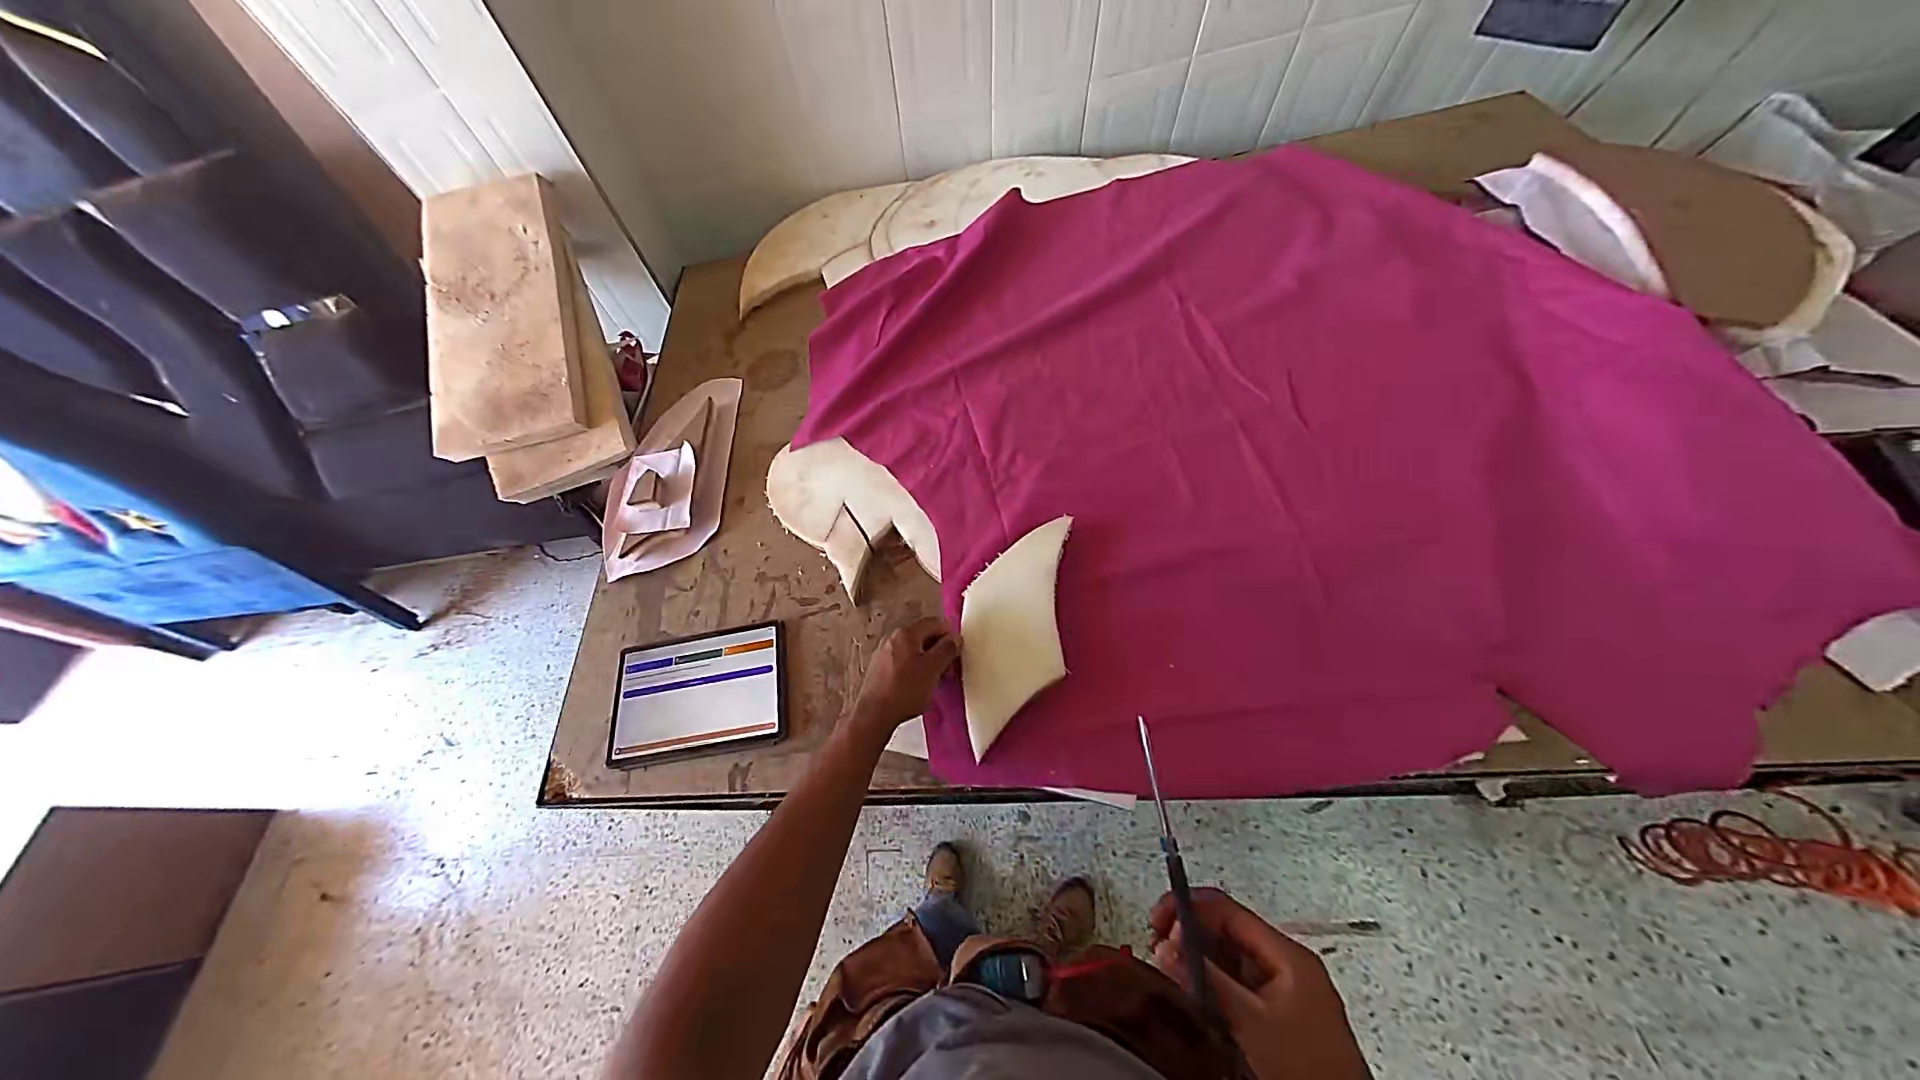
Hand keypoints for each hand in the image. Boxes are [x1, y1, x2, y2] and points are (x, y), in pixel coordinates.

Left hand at [845, 617, 958, 741]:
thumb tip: (954, 640)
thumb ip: (947, 650)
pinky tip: (919, 686)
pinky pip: (903, 662)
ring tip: (935, 679)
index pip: (934, 623)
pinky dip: (914, 669)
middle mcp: (892, 640)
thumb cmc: (903, 691)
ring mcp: (884, 654)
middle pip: (923, 635)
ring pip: (913, 650)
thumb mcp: (933, 668)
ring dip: (927, 661)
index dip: (949, 634)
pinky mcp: (880, 670)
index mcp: (906, 634)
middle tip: (948, 666)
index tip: (957, 648)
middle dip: (939, 649)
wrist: (875, 714)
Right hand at [1150, 887, 1370, 1079]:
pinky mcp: (1277, 1012)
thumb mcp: (1252, 1022)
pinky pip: (1235, 981)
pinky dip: (1211, 982)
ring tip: (1173, 971)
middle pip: (1226, 929)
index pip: (1226, 910)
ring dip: (1197, 958)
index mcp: (1286, 955)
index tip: (1159, 921)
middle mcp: (1285, 964)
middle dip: (1189, 933)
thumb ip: (1208, 981)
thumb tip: (1167, 948)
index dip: (1188, 908)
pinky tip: (1196, 994)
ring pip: (1228, 955)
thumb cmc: (1310, 1070)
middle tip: (1160, 947)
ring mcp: (1282, 988)